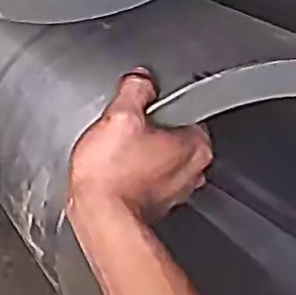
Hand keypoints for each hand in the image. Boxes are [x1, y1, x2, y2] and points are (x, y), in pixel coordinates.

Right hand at [67, 70, 211, 224]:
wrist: (101, 215)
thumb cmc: (111, 172)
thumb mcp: (119, 116)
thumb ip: (134, 90)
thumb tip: (141, 79)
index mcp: (195, 145)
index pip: (185, 110)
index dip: (156, 102)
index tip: (135, 105)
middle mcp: (193, 169)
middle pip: (172, 133)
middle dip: (146, 127)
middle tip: (119, 127)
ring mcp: (177, 189)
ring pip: (159, 155)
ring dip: (138, 149)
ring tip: (112, 148)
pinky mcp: (157, 201)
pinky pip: (147, 175)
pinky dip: (132, 169)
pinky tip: (112, 167)